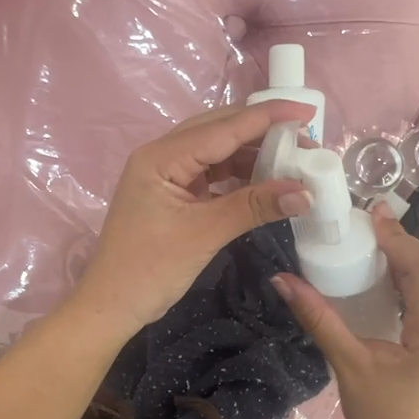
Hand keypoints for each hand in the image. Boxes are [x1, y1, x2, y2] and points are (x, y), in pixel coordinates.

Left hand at [69, 100, 315, 335]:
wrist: (111, 306)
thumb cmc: (149, 269)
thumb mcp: (204, 234)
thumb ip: (254, 206)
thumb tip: (305, 192)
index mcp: (161, 157)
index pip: (222, 127)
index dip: (267, 117)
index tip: (307, 111)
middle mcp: (161, 157)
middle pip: (219, 131)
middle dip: (262, 133)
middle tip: (305, 140)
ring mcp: (165, 176)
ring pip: (216, 153)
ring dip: (253, 156)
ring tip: (292, 162)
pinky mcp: (171, 196)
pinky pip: (211, 175)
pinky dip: (239, 177)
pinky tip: (265, 182)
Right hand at [273, 212, 418, 418]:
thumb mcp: (349, 366)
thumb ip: (319, 318)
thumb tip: (282, 280)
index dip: (396, 236)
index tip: (366, 212)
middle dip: (396, 241)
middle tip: (359, 221)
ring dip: (400, 259)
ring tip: (365, 240)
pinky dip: (403, 281)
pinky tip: (378, 275)